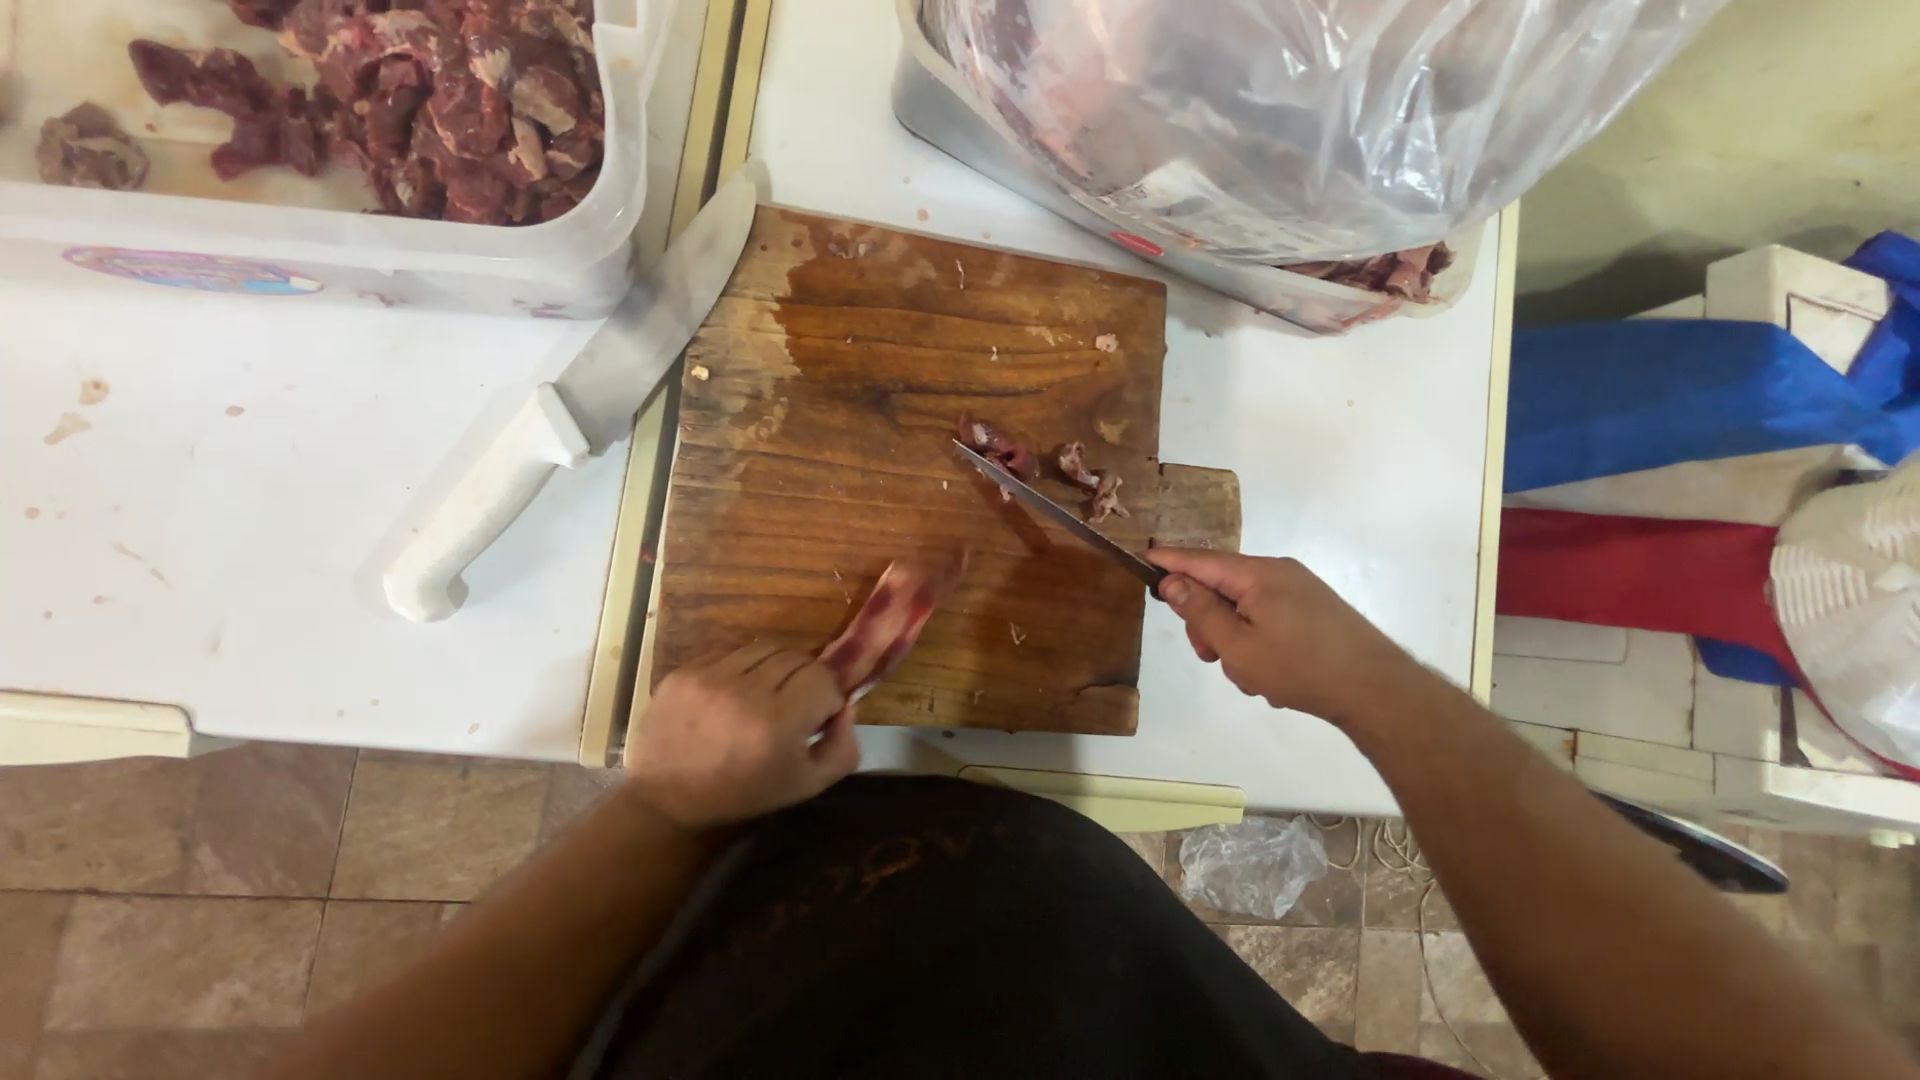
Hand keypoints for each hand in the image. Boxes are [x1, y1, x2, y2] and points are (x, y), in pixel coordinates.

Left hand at [626, 643, 859, 828]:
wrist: (667, 799)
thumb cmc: (744, 794)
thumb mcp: (808, 784)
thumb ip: (844, 746)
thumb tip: (847, 704)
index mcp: (776, 723)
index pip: (822, 676)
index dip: (826, 696)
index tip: (815, 718)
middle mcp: (744, 692)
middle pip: (797, 657)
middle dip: (804, 679)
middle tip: (793, 705)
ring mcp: (709, 677)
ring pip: (766, 647)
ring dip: (775, 667)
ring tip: (765, 694)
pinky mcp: (685, 671)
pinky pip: (732, 652)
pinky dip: (743, 668)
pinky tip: (734, 696)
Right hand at [1147, 548, 1427, 726]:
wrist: (1377, 690)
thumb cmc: (1300, 668)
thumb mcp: (1238, 646)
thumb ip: (1200, 612)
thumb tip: (1173, 580)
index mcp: (1258, 574)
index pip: (1200, 560)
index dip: (1169, 561)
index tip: (1142, 558)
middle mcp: (1278, 573)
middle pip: (1221, 586)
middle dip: (1207, 621)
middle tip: (1211, 658)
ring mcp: (1299, 591)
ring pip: (1244, 608)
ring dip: (1234, 640)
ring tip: (1251, 677)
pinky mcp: (1313, 611)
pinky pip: (1267, 618)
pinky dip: (1258, 643)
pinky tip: (1271, 676)